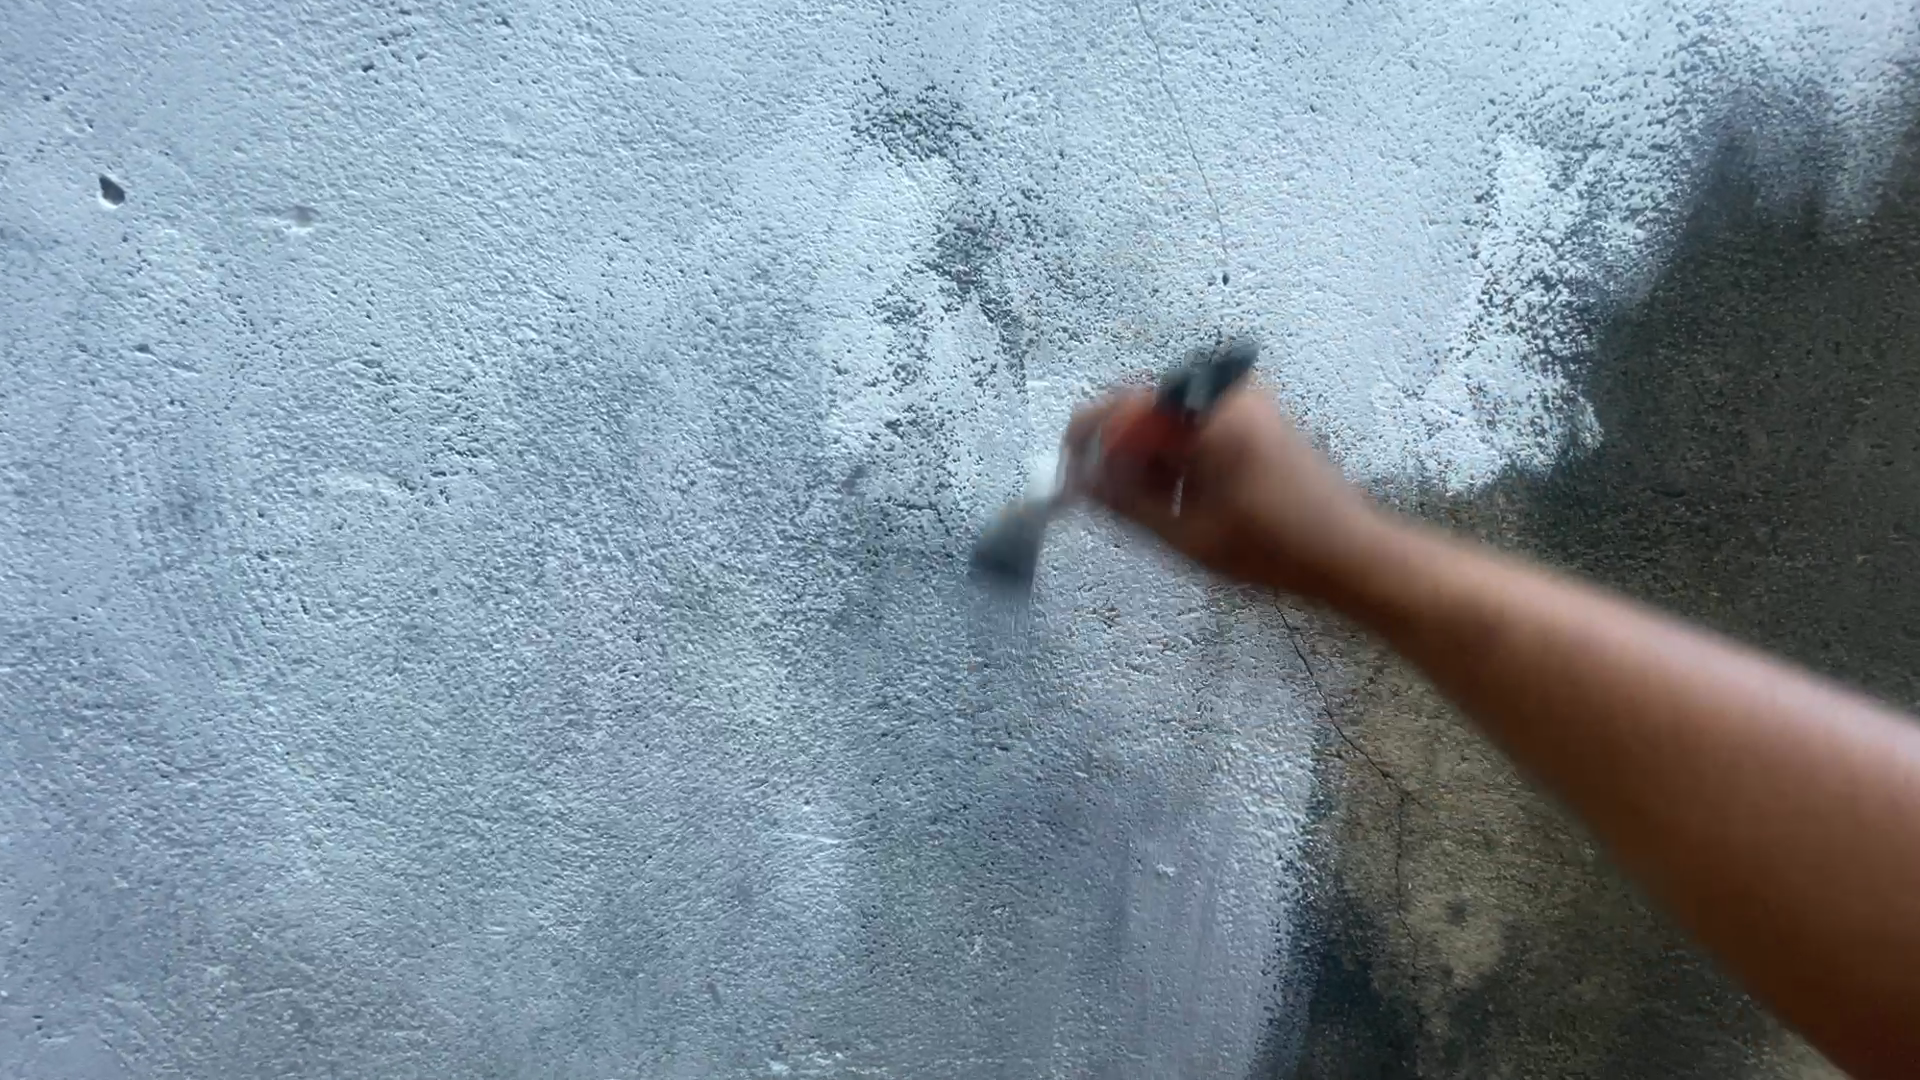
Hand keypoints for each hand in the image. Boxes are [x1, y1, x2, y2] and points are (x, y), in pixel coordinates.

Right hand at [1063, 383, 1384, 599]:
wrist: (1349, 553)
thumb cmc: (1273, 549)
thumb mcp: (1184, 535)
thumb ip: (1123, 503)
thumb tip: (1076, 483)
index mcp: (1210, 415)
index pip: (1121, 406)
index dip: (1084, 440)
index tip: (1067, 475)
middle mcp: (1226, 392)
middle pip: (1141, 409)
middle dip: (1117, 454)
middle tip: (1107, 500)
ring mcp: (1243, 399)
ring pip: (1164, 419)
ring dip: (1146, 458)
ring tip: (1152, 508)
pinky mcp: (1252, 414)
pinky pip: (1192, 424)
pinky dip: (1174, 457)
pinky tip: (1181, 497)